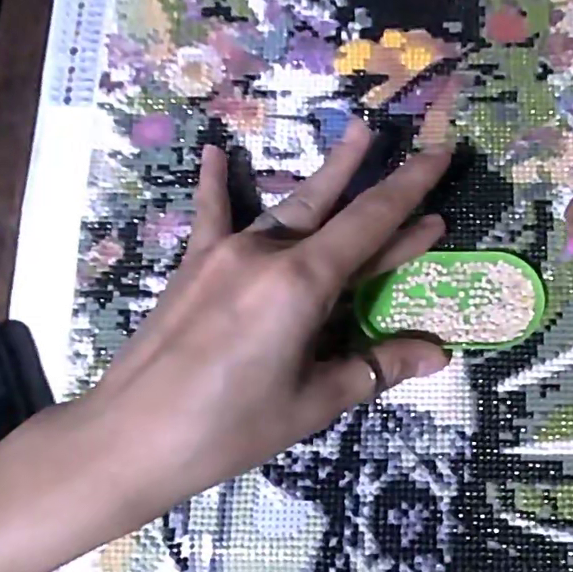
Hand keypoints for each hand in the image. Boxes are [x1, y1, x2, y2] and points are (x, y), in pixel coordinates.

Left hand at [55, 121, 451, 518]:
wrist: (130, 437)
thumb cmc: (230, 427)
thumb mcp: (314, 401)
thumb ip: (376, 367)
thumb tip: (439, 354)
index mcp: (302, 283)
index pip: (372, 223)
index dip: (412, 189)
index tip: (442, 155)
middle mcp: (266, 251)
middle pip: (336, 205)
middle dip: (382, 177)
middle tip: (419, 149)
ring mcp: (225, 252)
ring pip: (289, 205)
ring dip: (329, 175)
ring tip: (357, 134)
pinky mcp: (193, 265)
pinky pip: (212, 215)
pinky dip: (216, 185)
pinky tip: (213, 151)